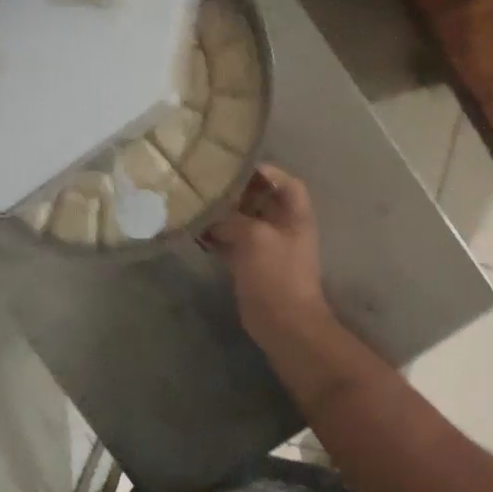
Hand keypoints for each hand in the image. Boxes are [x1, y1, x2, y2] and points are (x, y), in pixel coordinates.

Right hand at [206, 164, 332, 343]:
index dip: (266, 172)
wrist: (284, 323)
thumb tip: (212, 215)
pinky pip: (233, 245)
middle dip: (237, 193)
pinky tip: (197, 235)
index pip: (286, 183)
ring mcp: (267, 250)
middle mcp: (283, 229)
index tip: (236, 168)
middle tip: (208, 186)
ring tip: (197, 206)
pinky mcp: (252, 267)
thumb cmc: (277, 275)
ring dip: (223, 216)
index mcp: (295, 216)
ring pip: (244, 224)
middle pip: (261, 201)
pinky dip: (217, 239)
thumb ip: (234, 218)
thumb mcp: (255, 237)